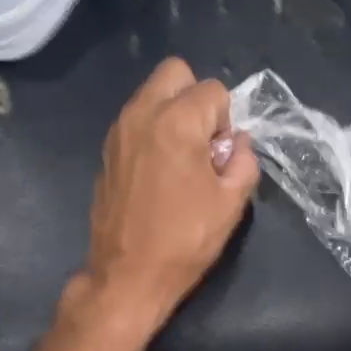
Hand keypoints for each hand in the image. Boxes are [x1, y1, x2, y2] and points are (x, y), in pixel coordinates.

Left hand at [77, 58, 259, 333]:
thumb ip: (244, 161)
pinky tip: (157, 176)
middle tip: (201, 144)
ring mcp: (118, 132)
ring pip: (151, 96)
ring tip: (179, 163)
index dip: (224, 123)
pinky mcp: (106, 154)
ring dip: (171, 115)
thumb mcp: (231, 203)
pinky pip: (134, 123)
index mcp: (176, 120)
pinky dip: (151, 135)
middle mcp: (141, 113)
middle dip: (195, 99)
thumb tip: (236, 143)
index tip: (219, 158)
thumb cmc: (184, 241)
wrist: (128, 277)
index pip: (214, 90)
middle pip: (175, 73)